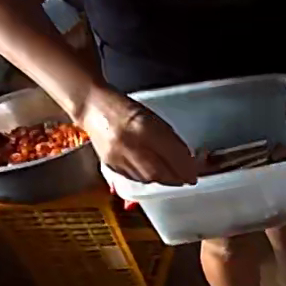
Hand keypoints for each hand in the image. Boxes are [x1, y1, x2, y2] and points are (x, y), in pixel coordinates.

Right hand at [80, 87, 198, 185]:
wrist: (91, 106)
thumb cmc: (124, 108)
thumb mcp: (150, 117)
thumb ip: (167, 137)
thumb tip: (185, 158)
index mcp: (143, 126)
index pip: (170, 153)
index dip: (185, 167)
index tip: (194, 174)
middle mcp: (129, 144)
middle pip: (159, 171)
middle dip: (176, 178)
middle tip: (187, 180)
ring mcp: (117, 157)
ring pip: (147, 178)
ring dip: (164, 180)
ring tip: (174, 178)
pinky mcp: (110, 165)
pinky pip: (134, 178)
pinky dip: (148, 179)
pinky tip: (155, 175)